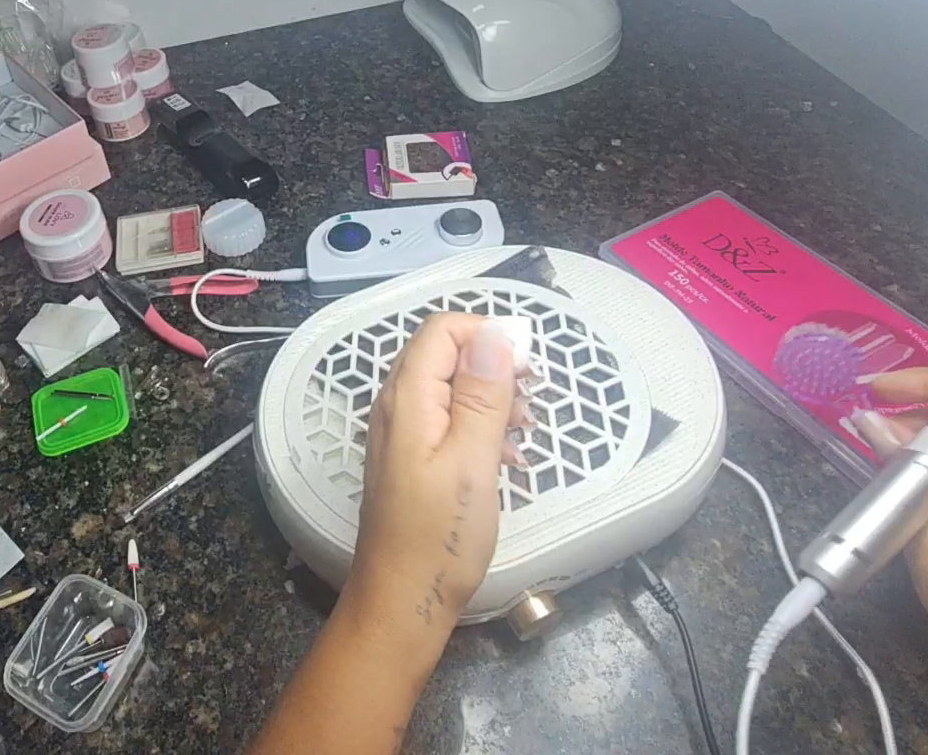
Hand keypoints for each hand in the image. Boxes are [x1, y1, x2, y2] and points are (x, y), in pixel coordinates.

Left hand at [343, 314, 521, 660]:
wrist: (402, 598)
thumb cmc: (440, 534)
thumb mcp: (472, 460)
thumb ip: (482, 395)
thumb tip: (493, 334)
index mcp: (407, 396)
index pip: (441, 330)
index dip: (486, 333)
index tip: (526, 365)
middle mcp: (396, 403)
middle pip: (444, 353)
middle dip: (492, 363)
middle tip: (531, 396)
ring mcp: (400, 429)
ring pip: (448, 386)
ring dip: (490, 396)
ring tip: (524, 427)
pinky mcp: (411, 454)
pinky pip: (446, 418)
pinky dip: (478, 424)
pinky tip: (505, 455)